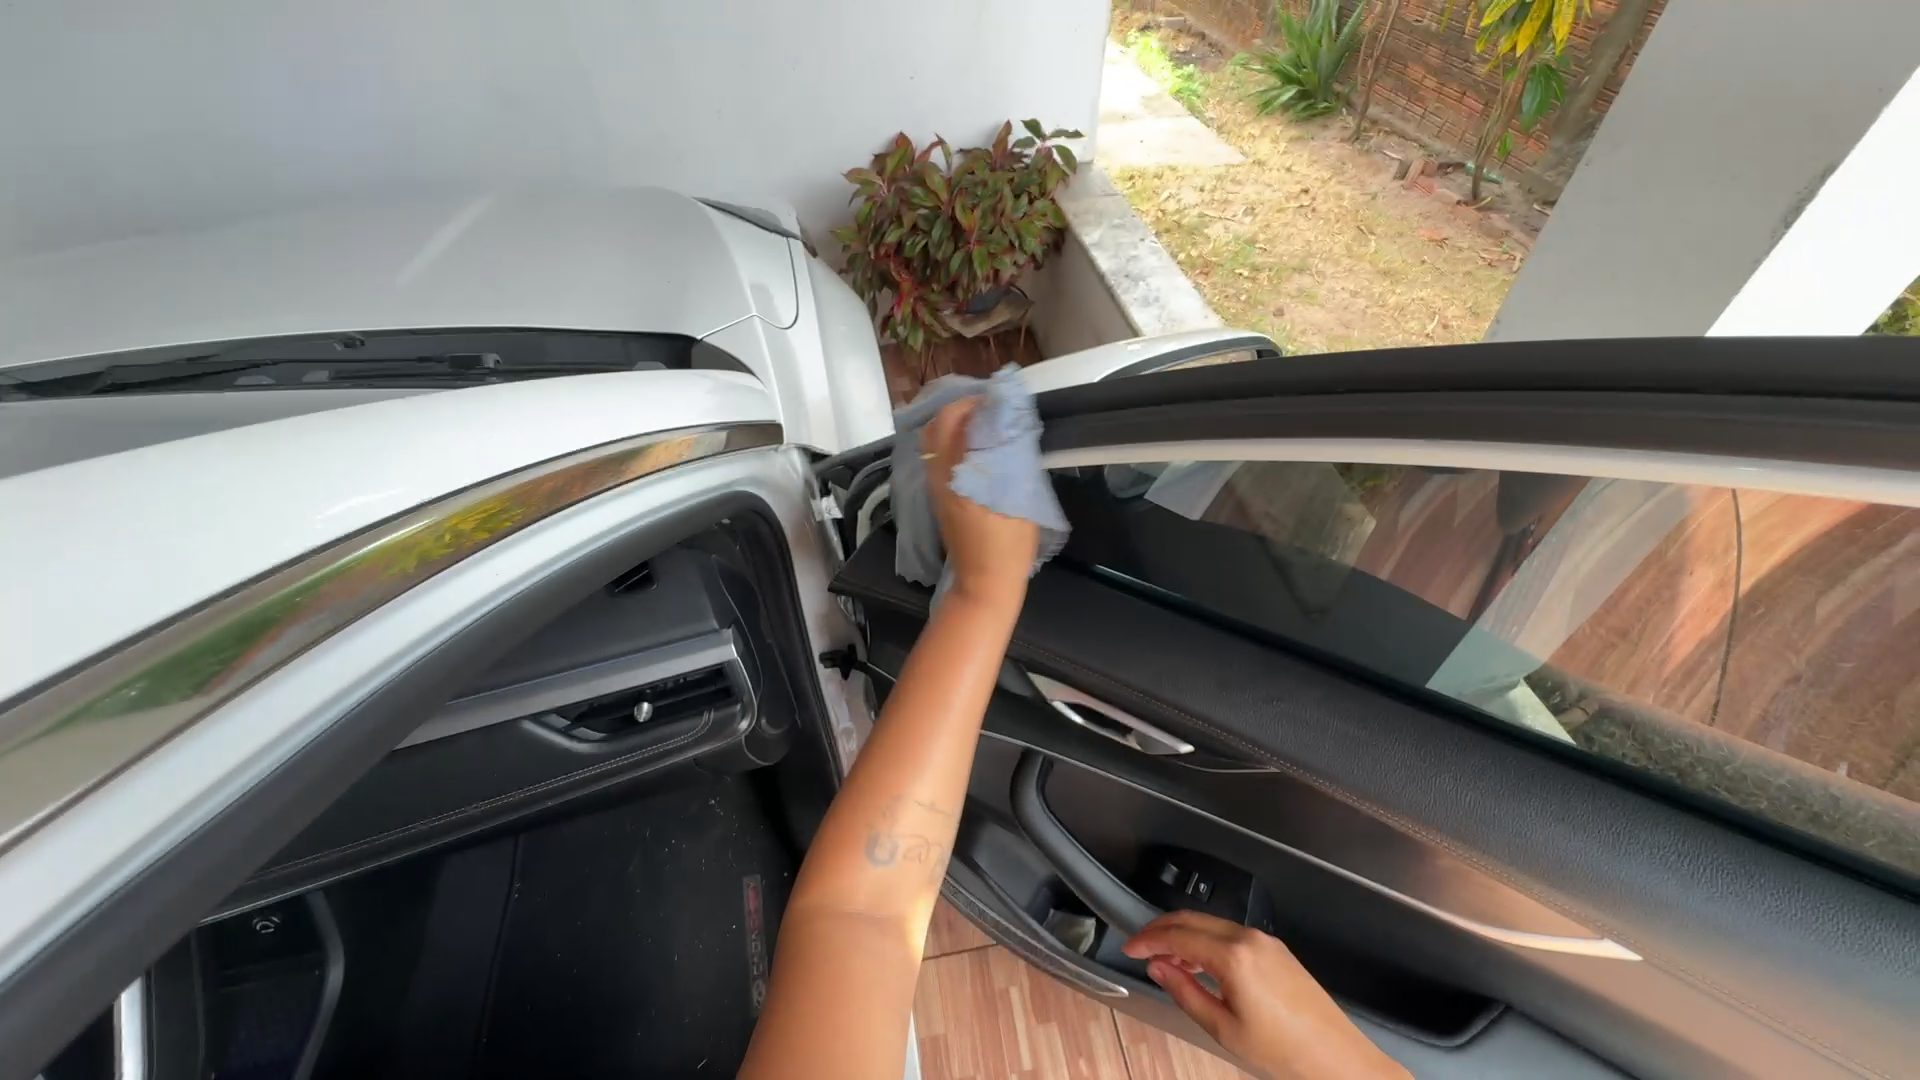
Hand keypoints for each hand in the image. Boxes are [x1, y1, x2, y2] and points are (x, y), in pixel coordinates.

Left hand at [924, 399, 1039, 605]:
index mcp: (959, 472)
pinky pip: (937, 455)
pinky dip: (952, 441)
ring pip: (934, 439)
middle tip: (990, 406)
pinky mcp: (938, 496)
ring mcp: (936, 485)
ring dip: (955, 423)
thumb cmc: (1009, 543)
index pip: (959, 419)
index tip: (1000, 397)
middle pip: (939, 424)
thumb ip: (1013, 456)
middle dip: (962, 407)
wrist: (984, 580)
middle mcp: (940, 474)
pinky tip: (976, 446)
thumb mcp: (1021, 495)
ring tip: (984, 422)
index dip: (979, 402)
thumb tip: (1011, 426)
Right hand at [1123, 911, 1410, 1079]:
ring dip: (1183, 935)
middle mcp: (1247, 936)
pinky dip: (1206, 941)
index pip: (1177, 935)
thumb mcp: (1224, 1029)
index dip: (1148, 940)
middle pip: (1191, 919)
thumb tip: (1158, 968)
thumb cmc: (1282, 1052)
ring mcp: (1264, 940)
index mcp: (1232, 955)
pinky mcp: (1275, 949)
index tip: (1128, 948)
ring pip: (1210, 924)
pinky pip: (1229, 933)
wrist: (1340, 1061)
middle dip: (1161, 929)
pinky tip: (1199, 964)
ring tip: (1166, 962)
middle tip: (1140, 947)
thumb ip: (1185, 992)